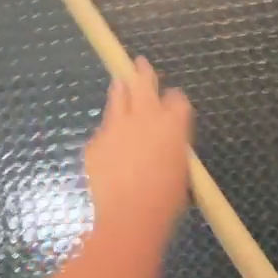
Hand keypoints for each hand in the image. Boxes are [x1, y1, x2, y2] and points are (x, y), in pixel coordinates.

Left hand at [84, 57, 193, 246]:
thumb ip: (173, 150)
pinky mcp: (96, 141)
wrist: (130, 214)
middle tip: (139, 63)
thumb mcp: (180, 172)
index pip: (176, 100)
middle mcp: (146, 118)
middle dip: (142, 74)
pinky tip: (110, 141)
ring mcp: (117, 126)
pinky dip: (109, 132)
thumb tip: (166, 144)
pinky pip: (103, 130)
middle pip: (144, 86)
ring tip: (118, 82)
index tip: (172, 99)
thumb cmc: (164, 199)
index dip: (174, 99)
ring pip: (118, 99)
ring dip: (120, 90)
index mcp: (174, 125)